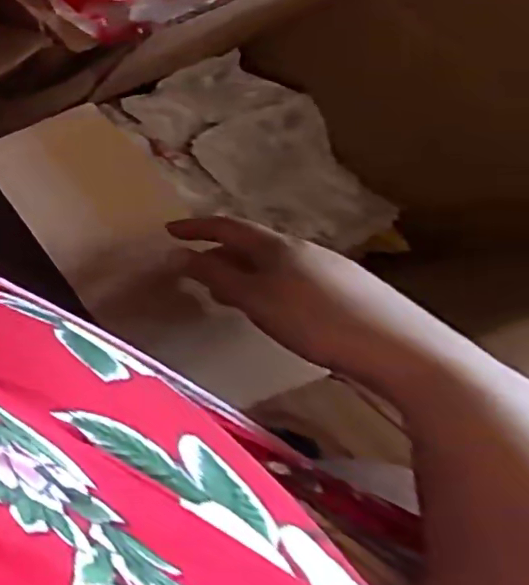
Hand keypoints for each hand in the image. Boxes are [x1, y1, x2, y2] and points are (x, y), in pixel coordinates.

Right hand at [167, 217, 465, 390]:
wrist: (415, 358)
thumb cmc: (317, 322)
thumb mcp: (252, 299)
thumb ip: (213, 275)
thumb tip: (177, 254)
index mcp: (278, 247)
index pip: (227, 226)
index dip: (195, 227)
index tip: (169, 230)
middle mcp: (308, 251)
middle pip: (255, 244)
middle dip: (222, 253)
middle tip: (199, 269)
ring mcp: (339, 272)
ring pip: (279, 264)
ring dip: (249, 273)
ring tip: (234, 295)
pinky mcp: (361, 294)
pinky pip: (302, 280)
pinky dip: (276, 286)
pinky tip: (280, 309)